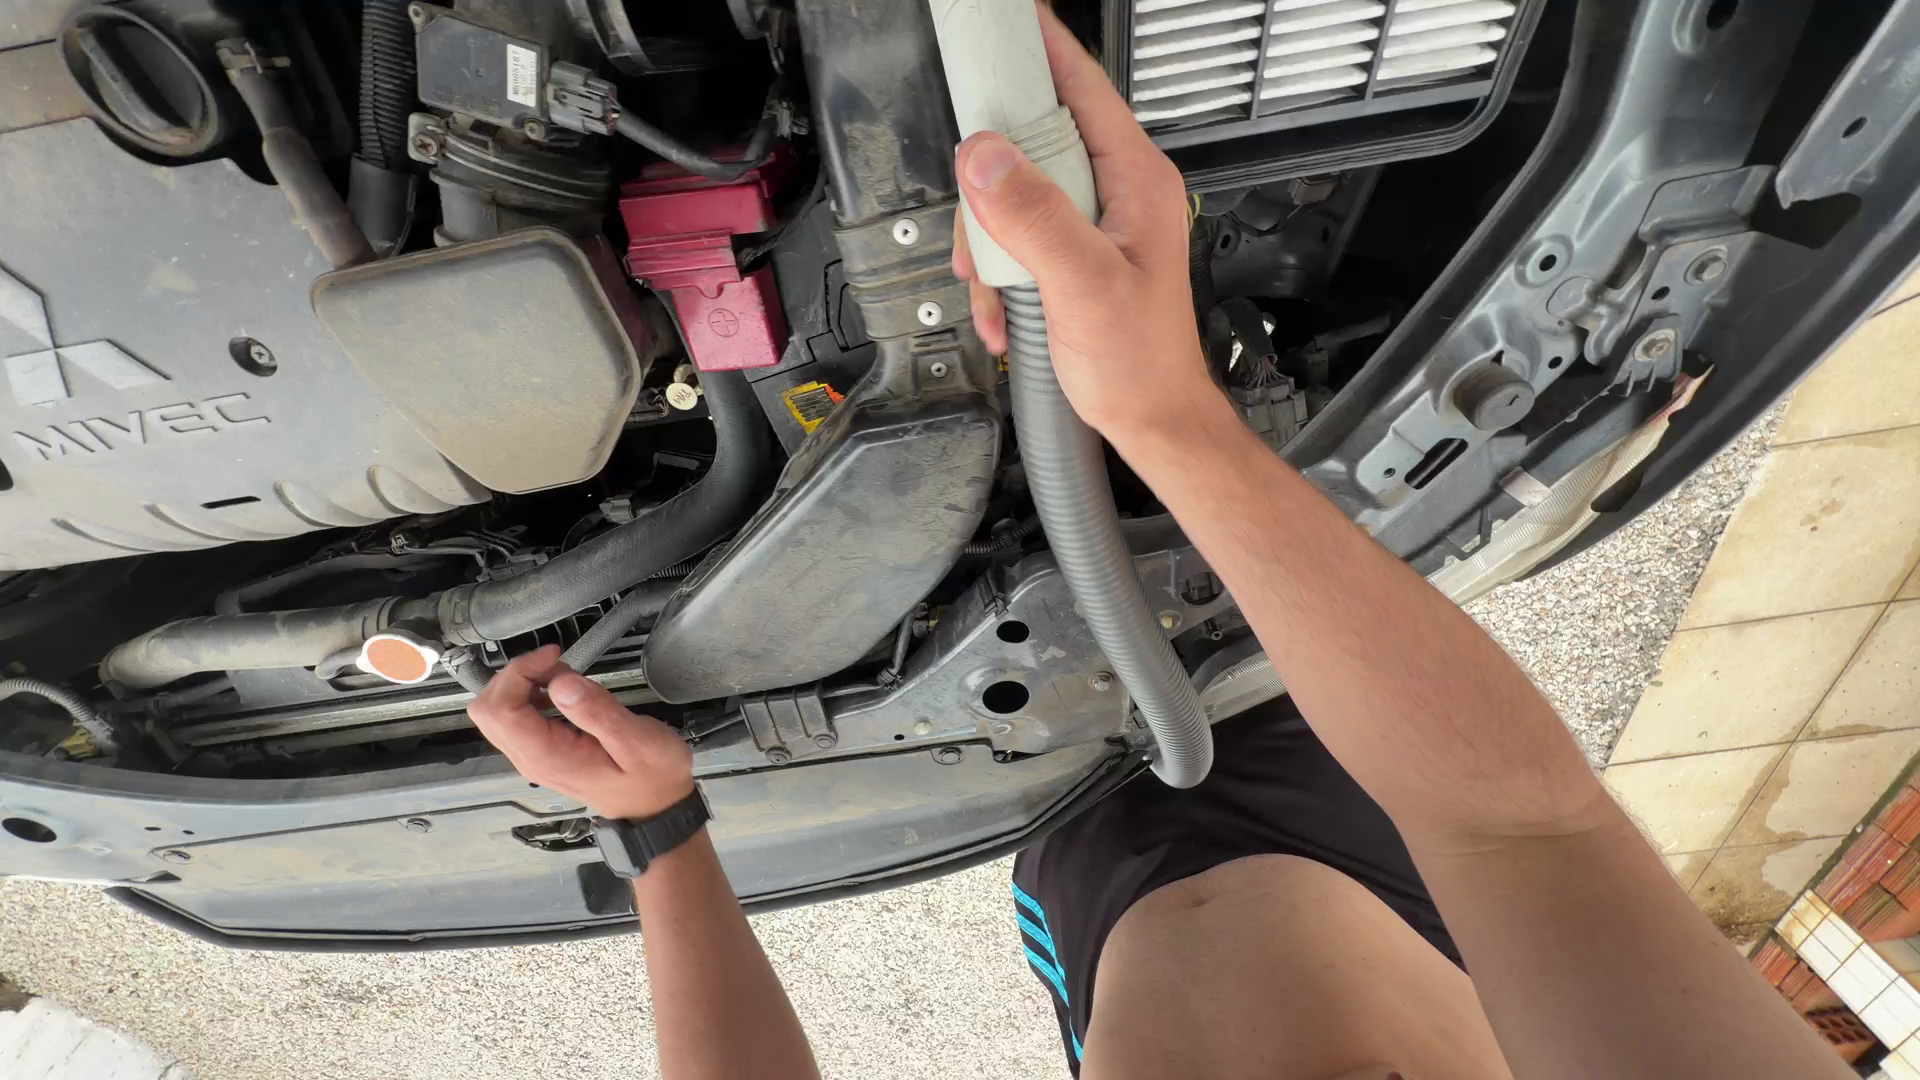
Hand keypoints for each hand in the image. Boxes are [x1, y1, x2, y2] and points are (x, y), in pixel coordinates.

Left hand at [467, 644, 694, 819]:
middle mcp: (531, 758)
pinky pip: (517, 718)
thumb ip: (597, 711)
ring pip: (498, 712)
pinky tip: (565, 690)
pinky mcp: (542, 751)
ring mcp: (533, 756)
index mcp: (548, 756)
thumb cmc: (652, 776)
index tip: (554, 656)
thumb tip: (560, 683)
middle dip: (518, 675)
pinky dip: (532, 694)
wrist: (656, 806)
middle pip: (488, 709)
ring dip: (524, 683)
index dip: (519, 673)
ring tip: (567, 677)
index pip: (500, 709)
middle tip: (561, 665)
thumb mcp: (636, 741)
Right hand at [951, 4, 1226, 440]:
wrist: (1148, 416)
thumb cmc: (1139, 361)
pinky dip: (998, 278)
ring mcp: (1089, 226)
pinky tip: (1001, 315)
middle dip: (989, 194)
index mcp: (1132, 179)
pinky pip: (1017, 243)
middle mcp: (1112, 193)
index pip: (1081, 86)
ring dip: (988, 250)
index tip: (994, 26)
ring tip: (993, 296)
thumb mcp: (1084, 286)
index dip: (1037, 49)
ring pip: (1013, 199)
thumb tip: (984, 156)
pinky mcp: (1070, 258)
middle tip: (978, 233)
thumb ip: (1036, 217)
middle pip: (1031, 145)